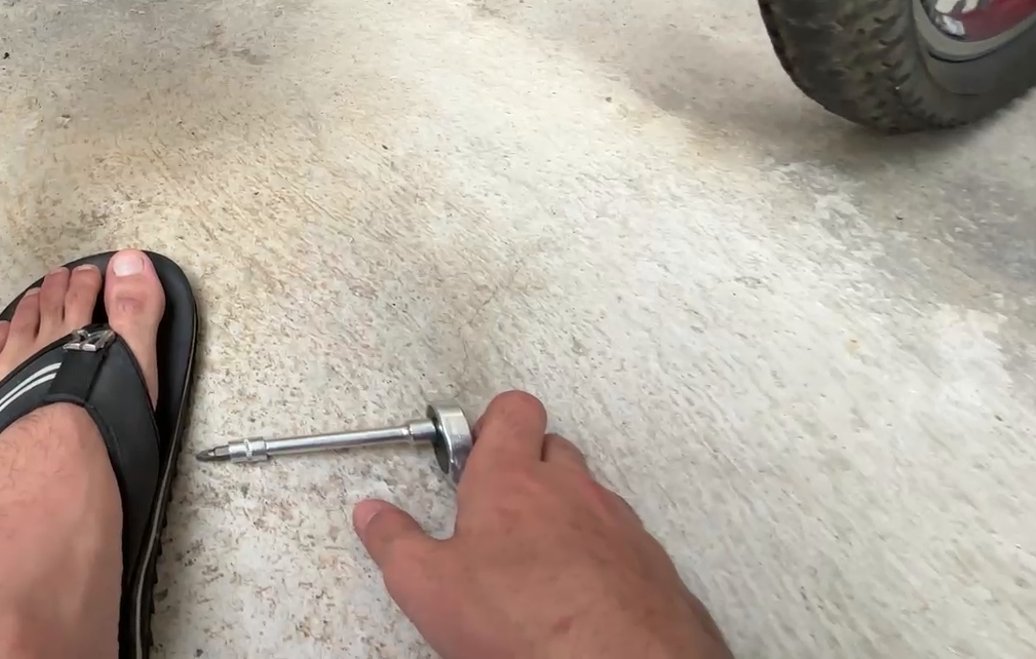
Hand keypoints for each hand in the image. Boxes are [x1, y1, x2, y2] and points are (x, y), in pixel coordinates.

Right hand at [354, 391, 731, 658]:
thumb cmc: (526, 626)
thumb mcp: (426, 585)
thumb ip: (391, 540)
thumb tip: (370, 513)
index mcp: (514, 479)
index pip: (513, 410)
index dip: (492, 421)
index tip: (471, 454)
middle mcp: (574, 492)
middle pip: (555, 448)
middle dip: (528, 467)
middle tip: (498, 512)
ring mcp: (626, 533)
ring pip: (593, 499)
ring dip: (568, 515)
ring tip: (542, 566)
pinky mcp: (665, 579)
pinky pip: (629, 549)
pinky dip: (606, 562)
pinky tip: (586, 604)